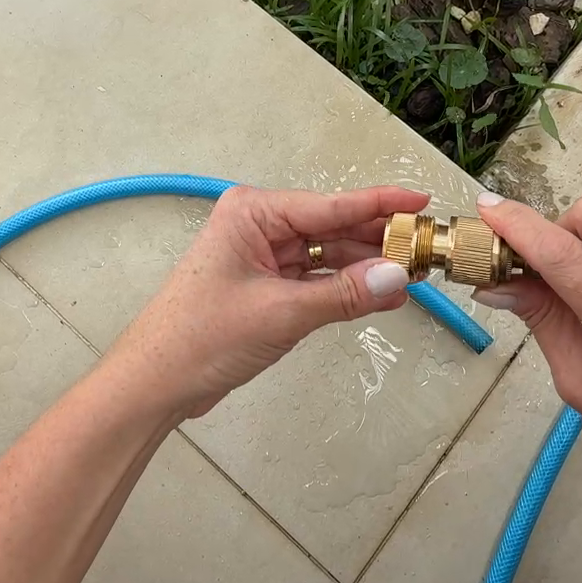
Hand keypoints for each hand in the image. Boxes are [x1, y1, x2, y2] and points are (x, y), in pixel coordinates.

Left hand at [107, 184, 427, 418]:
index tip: (421, 198)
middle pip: (331, 227)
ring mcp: (263, 255)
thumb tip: (400, 277)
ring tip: (414, 275)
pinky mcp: (266, 285)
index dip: (379, 203)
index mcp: (254, 213)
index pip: (330, 204)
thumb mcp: (282, 313)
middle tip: (426, 249)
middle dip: (377, 239)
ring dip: (365, 266)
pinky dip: (344, 287)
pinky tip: (382, 294)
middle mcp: (260, 225)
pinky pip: (315, 278)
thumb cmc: (206, 337)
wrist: (155, 384)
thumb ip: (344, 294)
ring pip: (327, 254)